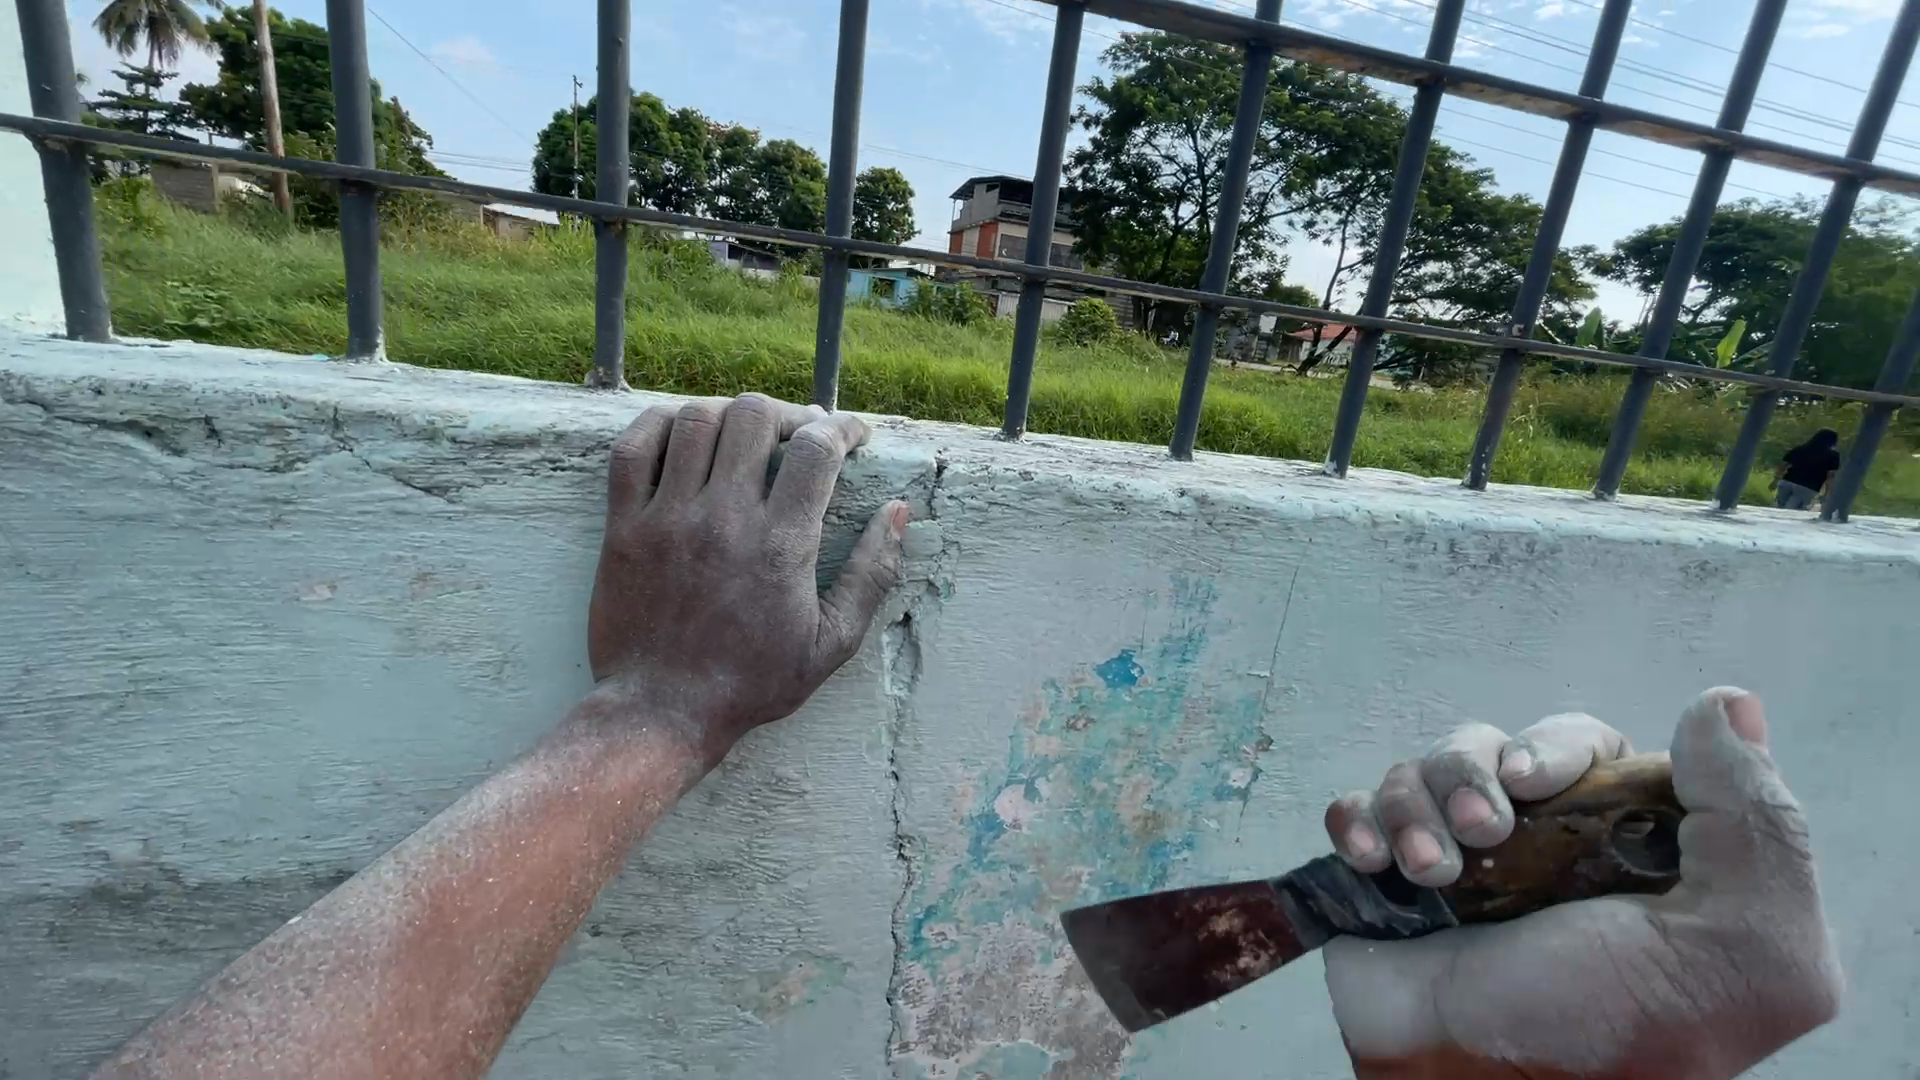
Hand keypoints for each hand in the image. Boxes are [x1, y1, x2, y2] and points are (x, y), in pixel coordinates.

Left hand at [587, 394, 907, 763]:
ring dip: (731, 414)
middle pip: (754, 416)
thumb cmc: (754, 682)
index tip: (854, 433)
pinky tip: (686, 434)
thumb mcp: (834, 641)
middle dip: (788, 413)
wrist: (663, 711)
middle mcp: (724, 519)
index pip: (817, 448)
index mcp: (781, 545)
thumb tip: (898, 513)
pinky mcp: (624, 528)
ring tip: (747, 434)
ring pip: (696, 420)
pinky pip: (632, 448)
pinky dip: (660, 424)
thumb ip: (873, 573)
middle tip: (799, 433)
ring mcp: (667, 519)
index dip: (844, 427)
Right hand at [1321, 690, 1841, 1078]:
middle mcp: (1529, 839)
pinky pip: (1353, 804)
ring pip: (1414, 769)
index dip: (1550, 747)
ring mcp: (1445, 849)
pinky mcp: (1376, 863)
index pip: (1580, 744)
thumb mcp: (1735, 955)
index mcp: (1613, 846)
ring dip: (1413, 810)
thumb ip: (1755, 830)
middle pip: (1484, 745)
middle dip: (1468, 776)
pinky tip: (1367, 862)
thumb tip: (1725, 698)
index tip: (1531, 784)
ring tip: (1425, 873)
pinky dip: (1353, 820)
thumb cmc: (1609, 1031)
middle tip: (1479, 836)